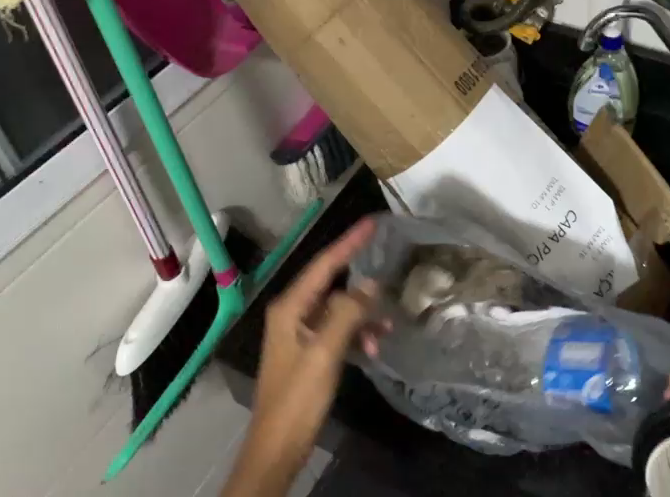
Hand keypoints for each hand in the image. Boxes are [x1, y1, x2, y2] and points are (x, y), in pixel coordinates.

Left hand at [223, 219, 379, 496]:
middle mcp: (293, 313)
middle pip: (333, 284)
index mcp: (290, 307)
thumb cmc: (297, 397)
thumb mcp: (325, 353)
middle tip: (391, 273)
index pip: (325, 264)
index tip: (373, 222)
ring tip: (386, 329)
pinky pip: (339, 330)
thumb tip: (371, 284)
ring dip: (363, 316)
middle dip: (362, 285)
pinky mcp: (309, 352)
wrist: (277, 447)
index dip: (349, 242)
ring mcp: (300, 333)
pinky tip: (373, 347)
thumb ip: (348, 314)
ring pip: (340, 310)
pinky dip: (357, 334)